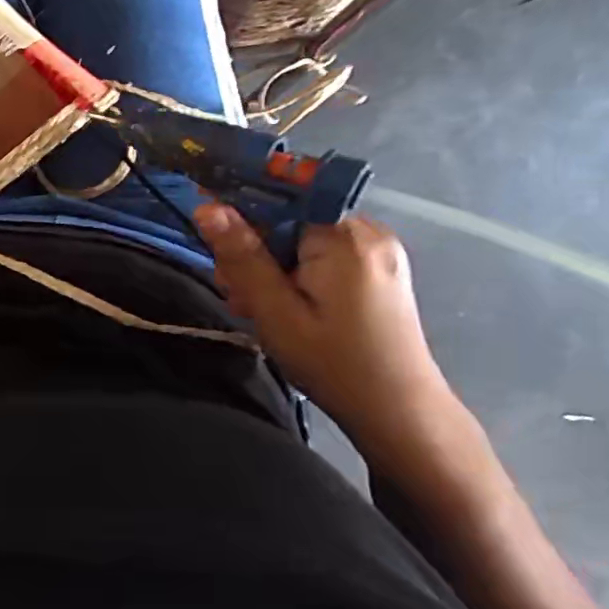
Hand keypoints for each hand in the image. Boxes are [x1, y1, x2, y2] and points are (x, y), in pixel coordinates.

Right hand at [192, 204, 455, 441]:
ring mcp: (375, 250)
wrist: (402, 415)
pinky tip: (284, 305)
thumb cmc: (335, 365)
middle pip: (289, 216)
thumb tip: (207, 206)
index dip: (241, 206)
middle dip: (254, 248)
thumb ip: (242, 257)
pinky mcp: (376, 268)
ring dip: (270, 264)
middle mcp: (366, 231)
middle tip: (236, 294)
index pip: (282, 193)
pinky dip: (294, 271)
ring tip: (257, 306)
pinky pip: (320, 251)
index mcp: (345, 237)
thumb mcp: (276, 313)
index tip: (214, 235)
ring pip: (301, 236)